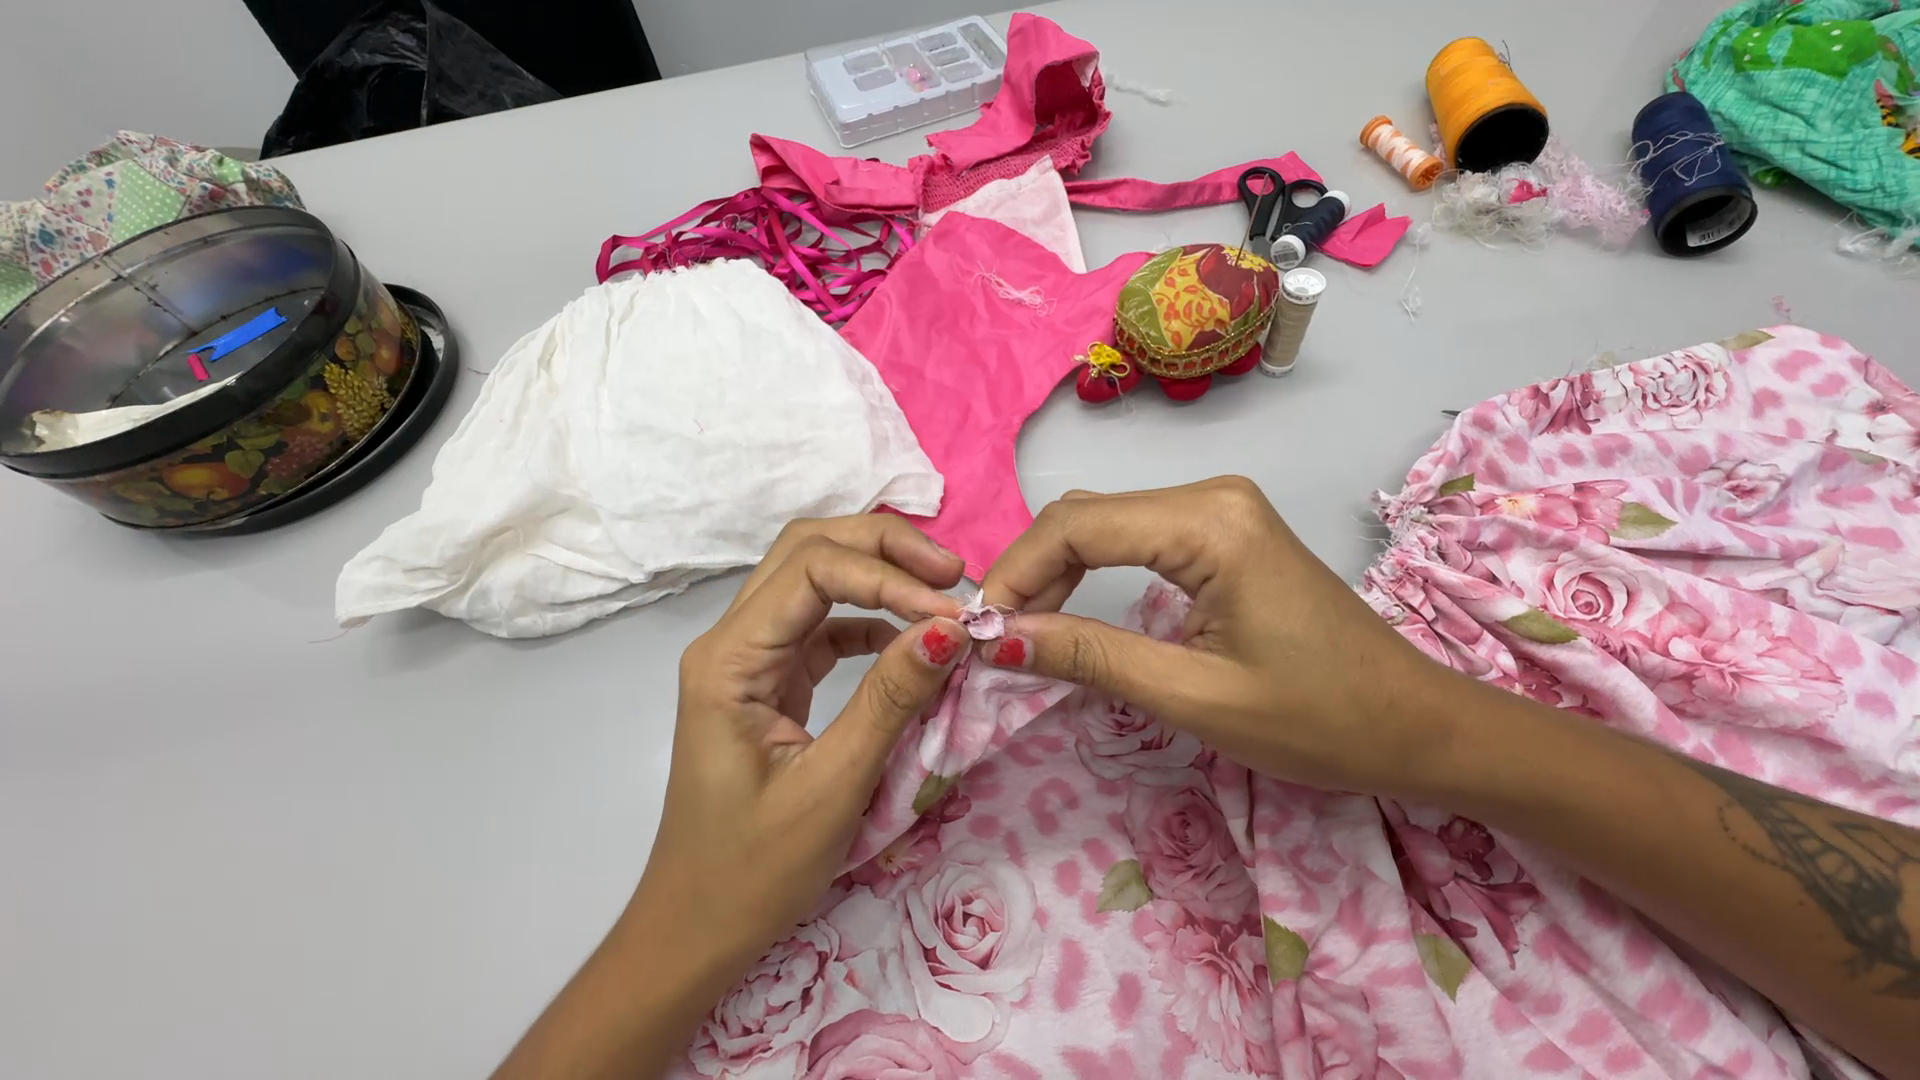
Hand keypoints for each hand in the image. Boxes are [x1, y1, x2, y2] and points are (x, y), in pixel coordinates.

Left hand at [643, 514, 969, 967]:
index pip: (811, 570)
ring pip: (814, 579)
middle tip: (952, 572)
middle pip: (807, 552)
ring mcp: (751, 660)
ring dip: (877, 574)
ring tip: (941, 593)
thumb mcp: (833, 786)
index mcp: (730, 660)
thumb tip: (952, 628)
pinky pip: (823, 626)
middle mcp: (732, 643)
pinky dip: (871, 619)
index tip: (951, 610)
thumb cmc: (753, 870)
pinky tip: (910, 639)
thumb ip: (891, 700)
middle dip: (881, 548)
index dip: (886, 575)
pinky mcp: (773, 682)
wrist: (697, 929)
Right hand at [977, 477, 1460, 794]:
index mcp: (1209, 522)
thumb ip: (1088, 656)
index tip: (975, 630)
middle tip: (995, 637)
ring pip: (1104, 523)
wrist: (1417, 726)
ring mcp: (1220, 508)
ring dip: (1055, 573)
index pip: (1075, 527)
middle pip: (1085, 516)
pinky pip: (1134, 535)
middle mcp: (1211, 495)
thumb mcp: (1191, 696)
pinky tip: (1069, 609)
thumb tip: (995, 637)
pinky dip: (1090, 570)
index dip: (1014, 574)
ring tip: (1024, 631)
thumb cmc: (1318, 720)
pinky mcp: (1224, 530)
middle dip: (1029, 573)